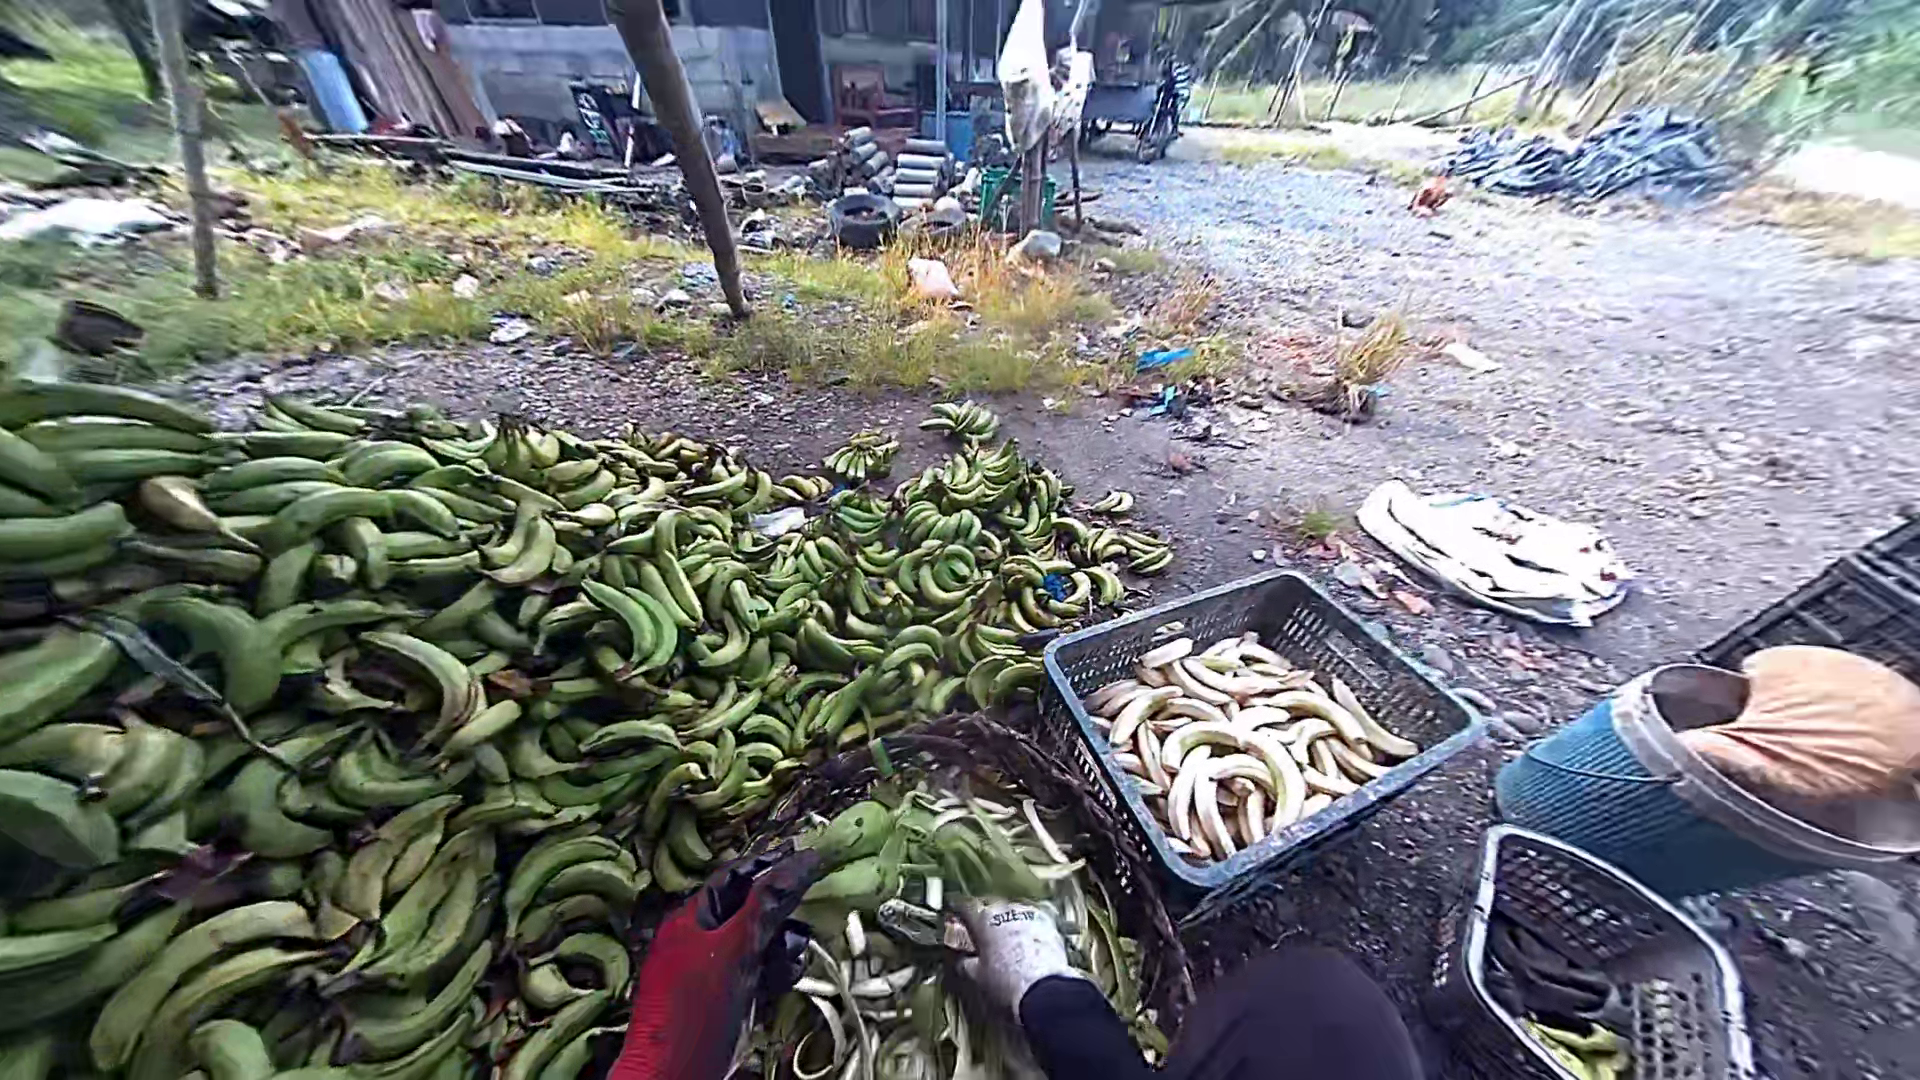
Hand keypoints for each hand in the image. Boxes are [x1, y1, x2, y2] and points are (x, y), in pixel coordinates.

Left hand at [609, 846, 823, 1079]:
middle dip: (781, 910)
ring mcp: (712, 972)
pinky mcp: (726, 999)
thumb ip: (769, 901)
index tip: (805, 855)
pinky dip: (776, 969)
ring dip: (782, 943)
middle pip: (751, 907)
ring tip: (792, 956)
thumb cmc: (696, 1013)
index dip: (770, 862)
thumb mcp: (737, 949)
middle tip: (810, 904)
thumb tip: (803, 858)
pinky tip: (786, 976)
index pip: (736, 875)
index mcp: (691, 919)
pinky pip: (757, 970)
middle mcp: (700, 940)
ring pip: (759, 940)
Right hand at [956, 899, 1083, 1014]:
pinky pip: (1031, 919)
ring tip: (1007, 942)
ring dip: (1006, 922)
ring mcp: (1027, 913)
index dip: (959, 910)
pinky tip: (1027, 943)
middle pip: (990, 907)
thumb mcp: (978, 978)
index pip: (966, 906)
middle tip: (982, 935)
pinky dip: (1026, 928)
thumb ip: (965, 963)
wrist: (1046, 992)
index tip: (955, 914)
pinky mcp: (1047, 921)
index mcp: (984, 920)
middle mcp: (1004, 909)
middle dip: (985, 919)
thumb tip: (960, 959)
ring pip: (1011, 911)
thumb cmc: (1007, 985)